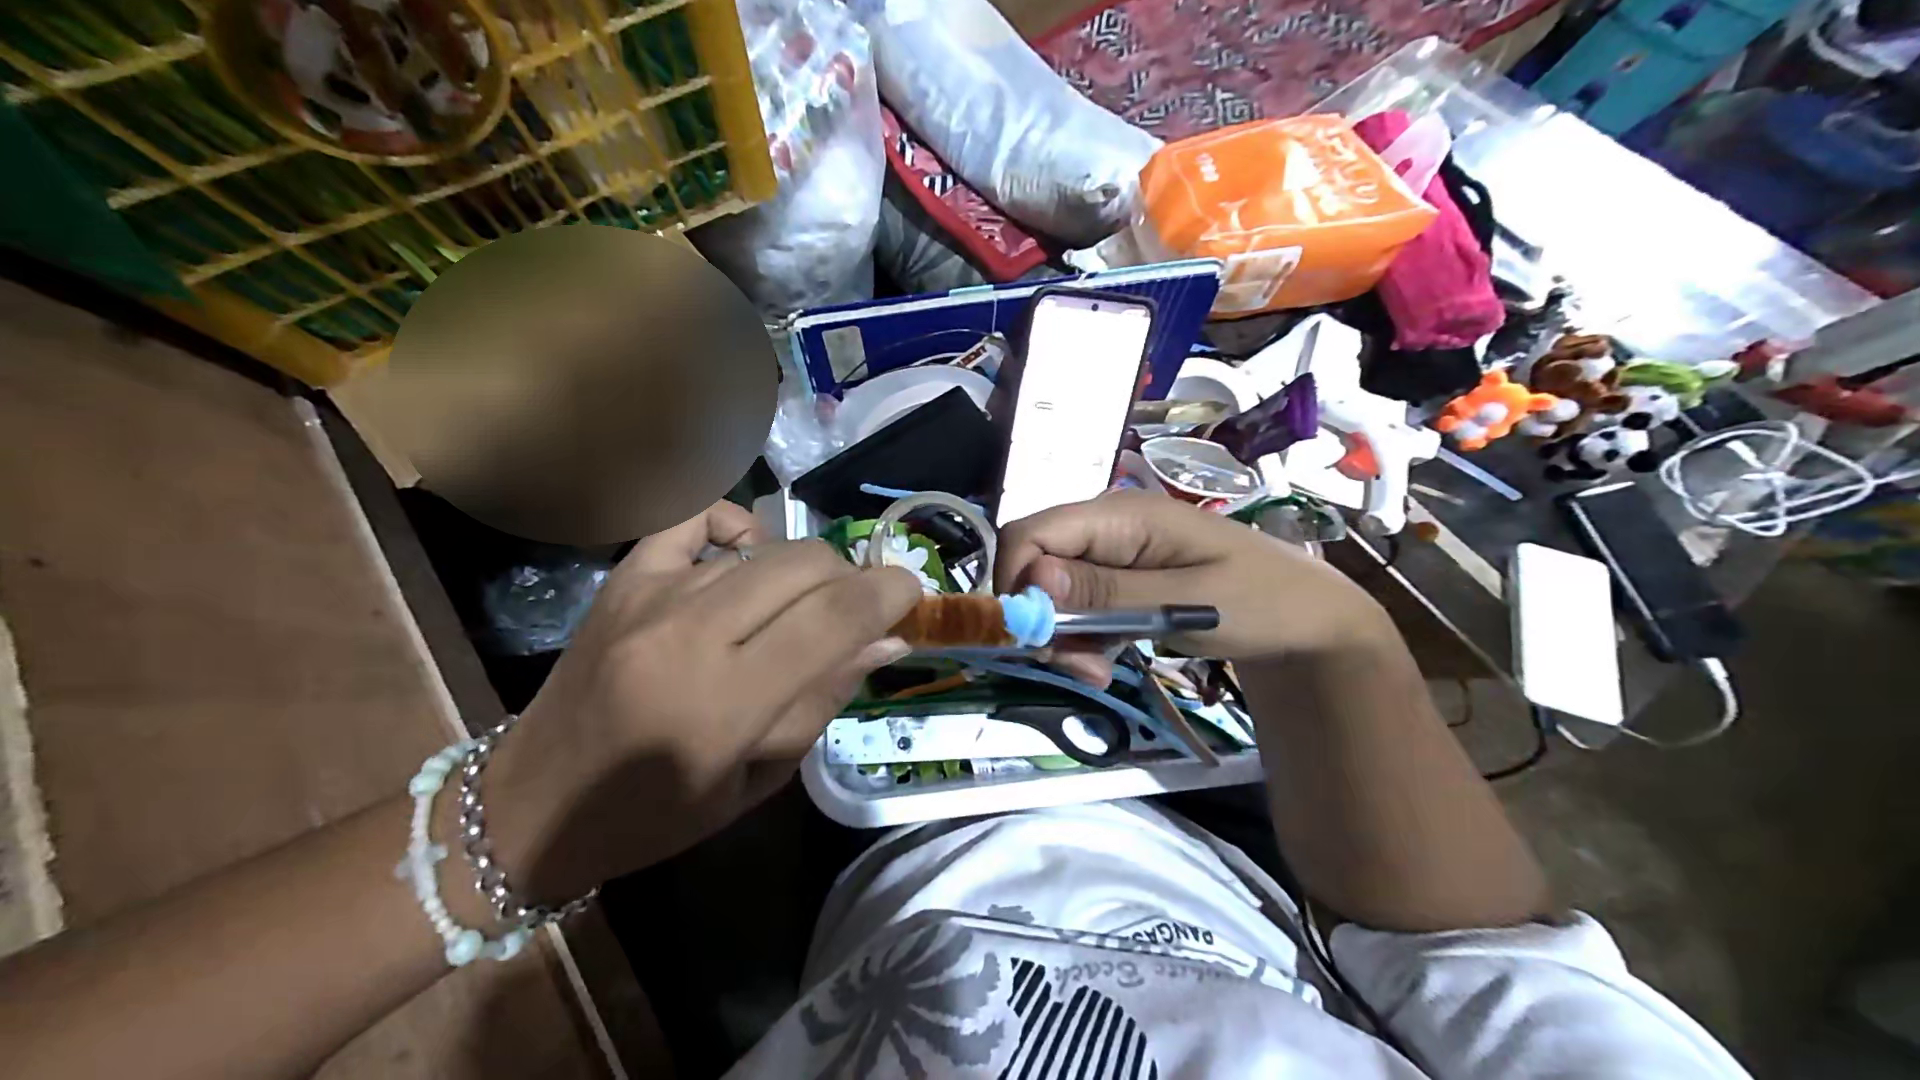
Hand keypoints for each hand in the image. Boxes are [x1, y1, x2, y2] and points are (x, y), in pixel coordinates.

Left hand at [478, 501, 919, 905]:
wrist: (534, 803)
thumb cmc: (659, 813)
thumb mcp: (760, 778)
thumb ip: (825, 698)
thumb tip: (889, 638)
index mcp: (727, 702)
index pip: (835, 617)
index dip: (889, 593)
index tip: (911, 593)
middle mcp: (689, 634)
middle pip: (805, 564)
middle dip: (851, 578)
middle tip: (854, 612)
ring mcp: (649, 596)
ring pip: (762, 552)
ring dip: (799, 575)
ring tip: (791, 611)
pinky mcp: (622, 578)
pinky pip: (694, 519)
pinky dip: (735, 527)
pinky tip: (746, 550)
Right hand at [995, 490, 1391, 684]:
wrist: (1309, 622)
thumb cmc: (1261, 602)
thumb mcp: (1186, 601)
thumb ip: (1108, 591)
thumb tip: (1032, 579)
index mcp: (1122, 515)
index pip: (1031, 532)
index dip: (1017, 580)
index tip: (1036, 636)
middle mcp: (1107, 527)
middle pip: (1035, 561)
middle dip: (1040, 616)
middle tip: (1078, 664)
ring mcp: (1112, 555)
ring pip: (1049, 589)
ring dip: (1060, 634)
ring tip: (1098, 670)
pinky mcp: (1119, 582)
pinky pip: (1075, 606)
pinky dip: (1079, 638)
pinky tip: (1105, 663)